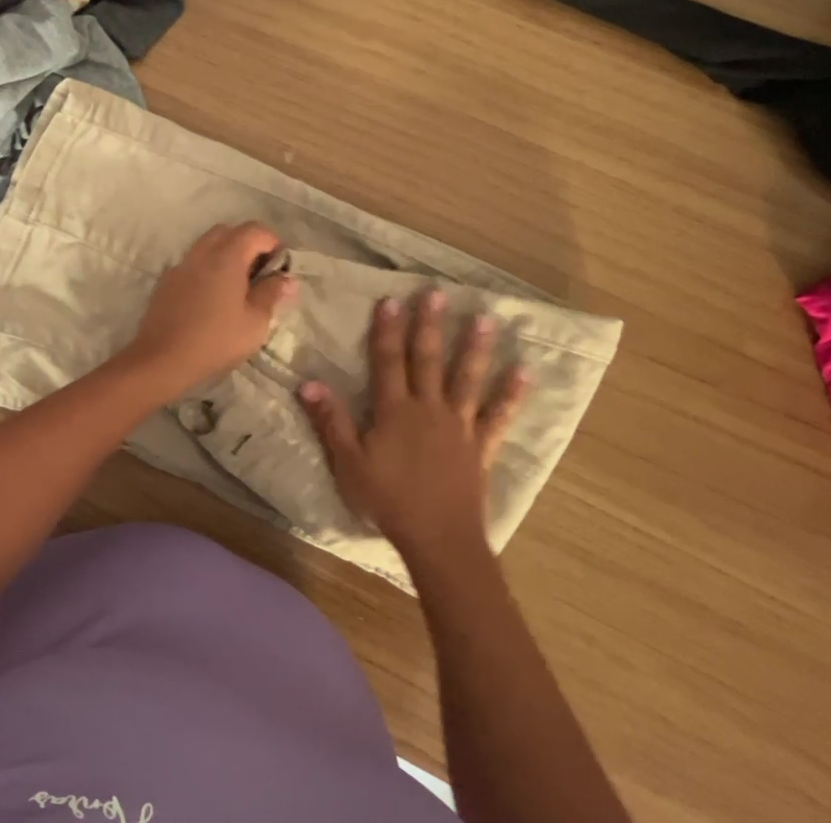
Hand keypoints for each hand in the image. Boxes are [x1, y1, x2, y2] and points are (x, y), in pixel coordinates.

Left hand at [121, 222, 298, 392]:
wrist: (161, 359)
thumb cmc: (215, 341)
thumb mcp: (254, 322)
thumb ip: (271, 294)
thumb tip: (286, 279)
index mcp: (225, 258)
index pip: (253, 230)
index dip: (272, 242)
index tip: (281, 267)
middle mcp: (200, 254)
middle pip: (227, 232)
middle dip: (248, 244)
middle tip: (260, 274)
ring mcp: (179, 266)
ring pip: (206, 245)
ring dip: (225, 255)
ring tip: (237, 286)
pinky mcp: (166, 282)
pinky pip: (191, 263)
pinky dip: (207, 268)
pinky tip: (212, 297)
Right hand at [296, 289, 527, 555]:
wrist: (438, 536)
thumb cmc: (386, 500)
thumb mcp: (347, 463)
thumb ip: (330, 421)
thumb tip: (308, 382)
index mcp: (394, 411)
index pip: (387, 362)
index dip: (387, 330)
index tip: (390, 300)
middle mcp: (428, 409)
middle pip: (427, 361)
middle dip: (429, 326)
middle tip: (436, 293)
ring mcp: (459, 426)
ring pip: (466, 379)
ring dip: (474, 348)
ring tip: (485, 319)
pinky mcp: (481, 447)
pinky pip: (498, 416)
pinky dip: (510, 394)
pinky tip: (523, 373)